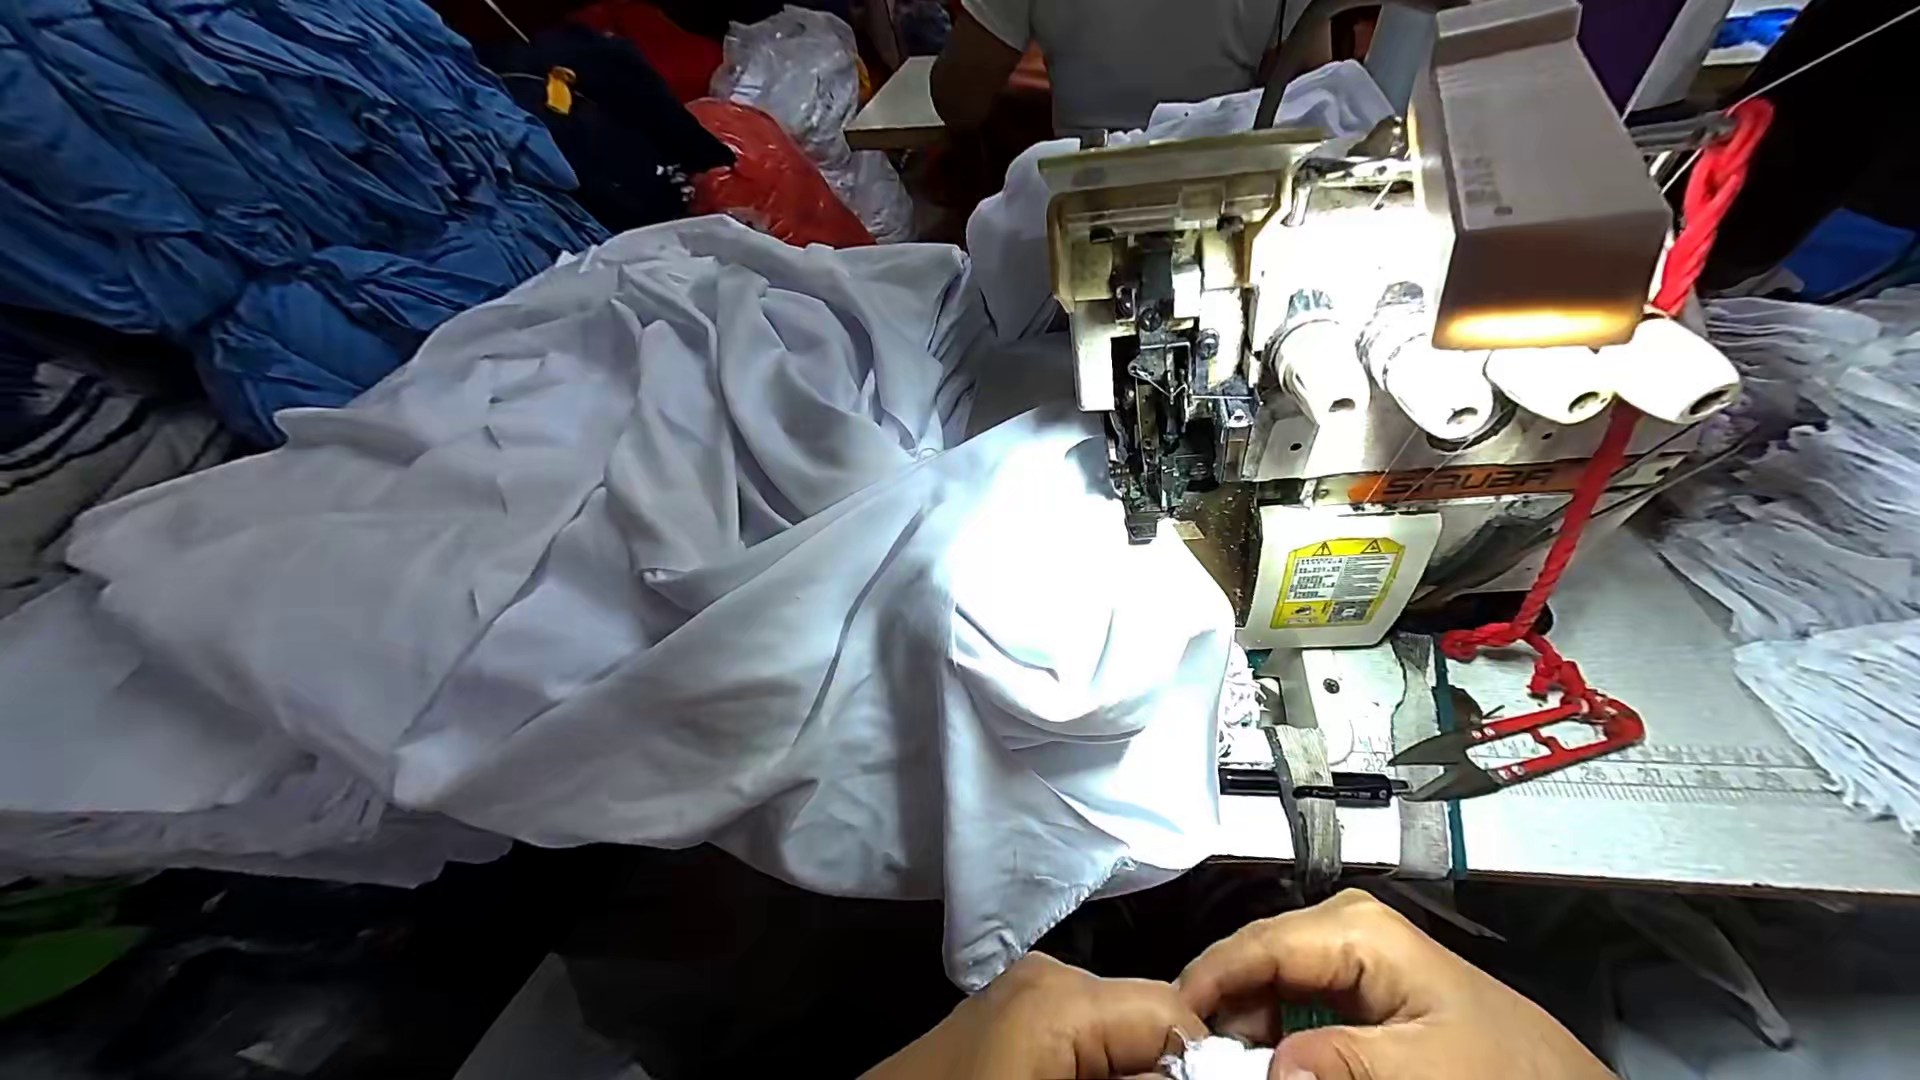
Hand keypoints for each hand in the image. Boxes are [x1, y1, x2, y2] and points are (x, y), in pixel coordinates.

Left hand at [863, 952, 1206, 1079]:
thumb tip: (1211, 1076)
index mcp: (1060, 995)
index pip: (1171, 1012)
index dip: (1206, 1065)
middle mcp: (1048, 974)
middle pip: (1146, 1017)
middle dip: (1169, 1072)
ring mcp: (1026, 989)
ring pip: (1117, 1028)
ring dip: (1135, 1073)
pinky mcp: (1013, 1011)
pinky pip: (1081, 1035)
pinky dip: (1100, 1069)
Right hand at [1176, 890, 1614, 1079]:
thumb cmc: (1517, 1073)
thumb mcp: (1436, 1074)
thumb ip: (1348, 1065)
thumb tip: (1269, 1070)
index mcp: (1355, 927)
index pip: (1258, 944)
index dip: (1210, 980)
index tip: (1174, 1023)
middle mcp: (1340, 925)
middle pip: (1256, 959)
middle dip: (1224, 1007)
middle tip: (1196, 1054)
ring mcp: (1345, 950)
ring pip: (1267, 980)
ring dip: (1245, 1023)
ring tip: (1226, 1058)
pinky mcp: (1352, 979)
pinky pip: (1292, 998)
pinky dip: (1272, 1030)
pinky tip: (1267, 1057)